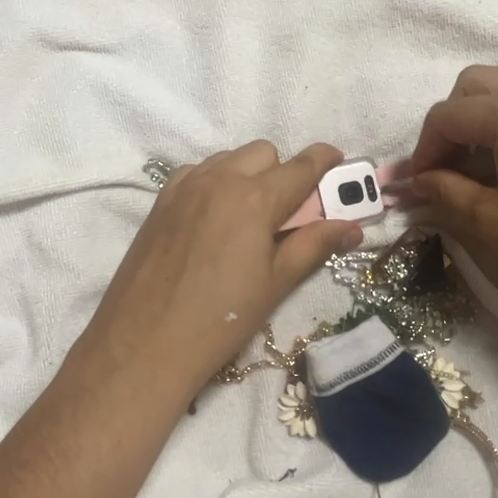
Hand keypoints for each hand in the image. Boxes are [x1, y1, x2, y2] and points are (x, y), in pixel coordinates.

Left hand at [77, 141, 364, 395]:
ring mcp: (186, 186)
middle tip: (288, 213)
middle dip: (283, 172)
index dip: (324, 160)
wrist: (144, 345)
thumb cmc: (220, 320)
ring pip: (230, 158)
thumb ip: (314, 245)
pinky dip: (216, 182)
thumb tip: (353, 227)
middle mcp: (220, 179)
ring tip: (250, 219)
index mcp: (254, 198)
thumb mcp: (275, 283)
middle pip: (265, 153)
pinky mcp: (162, 200)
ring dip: (249, 174)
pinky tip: (215, 221)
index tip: (337, 160)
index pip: (301, 166)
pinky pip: (199, 172)